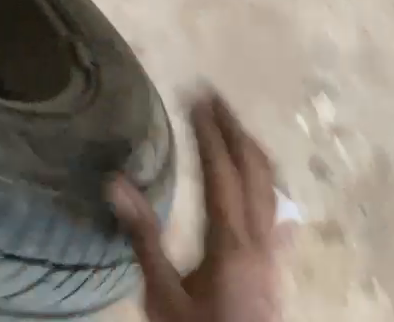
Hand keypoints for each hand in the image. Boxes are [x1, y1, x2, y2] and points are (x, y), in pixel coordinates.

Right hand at [109, 94, 282, 321]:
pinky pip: (277, 214)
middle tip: (212, 95)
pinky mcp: (276, 271)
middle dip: (234, 129)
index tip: (193, 96)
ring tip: (231, 125)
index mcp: (230, 244)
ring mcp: (274, 257)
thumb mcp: (162, 297)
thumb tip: (116, 181)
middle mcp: (260, 243)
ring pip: (273, 190)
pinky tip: (269, 193)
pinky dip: (267, 186)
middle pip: (255, 172)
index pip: (221, 173)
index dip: (208, 132)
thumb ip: (144, 237)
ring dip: (252, 151)